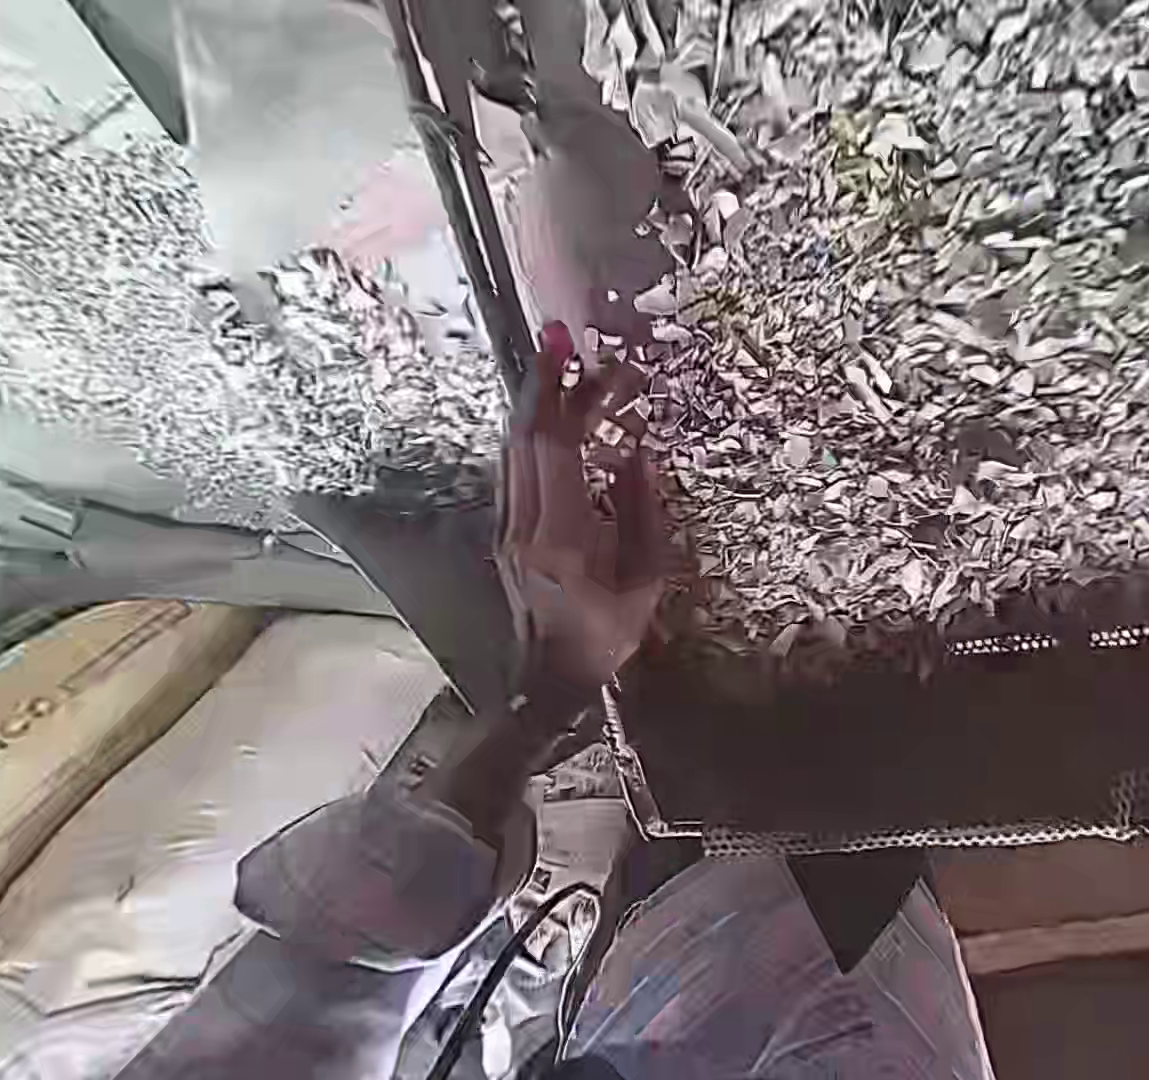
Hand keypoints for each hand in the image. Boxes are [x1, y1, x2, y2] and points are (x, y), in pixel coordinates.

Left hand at [498, 323, 666, 703]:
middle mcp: (523, 524)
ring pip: (511, 449)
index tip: (574, 350)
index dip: (562, 393)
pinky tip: (549, 417)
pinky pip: (512, 469)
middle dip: (542, 382)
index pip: (554, 448)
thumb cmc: (606, 635)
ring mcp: (506, 527)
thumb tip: (637, 451)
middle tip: (561, 340)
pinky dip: (530, 434)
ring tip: (559, 368)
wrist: (549, 679)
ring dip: (534, 404)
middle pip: (524, 437)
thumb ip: (643, 512)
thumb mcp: (645, 580)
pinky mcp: (503, 532)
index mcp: (562, 537)